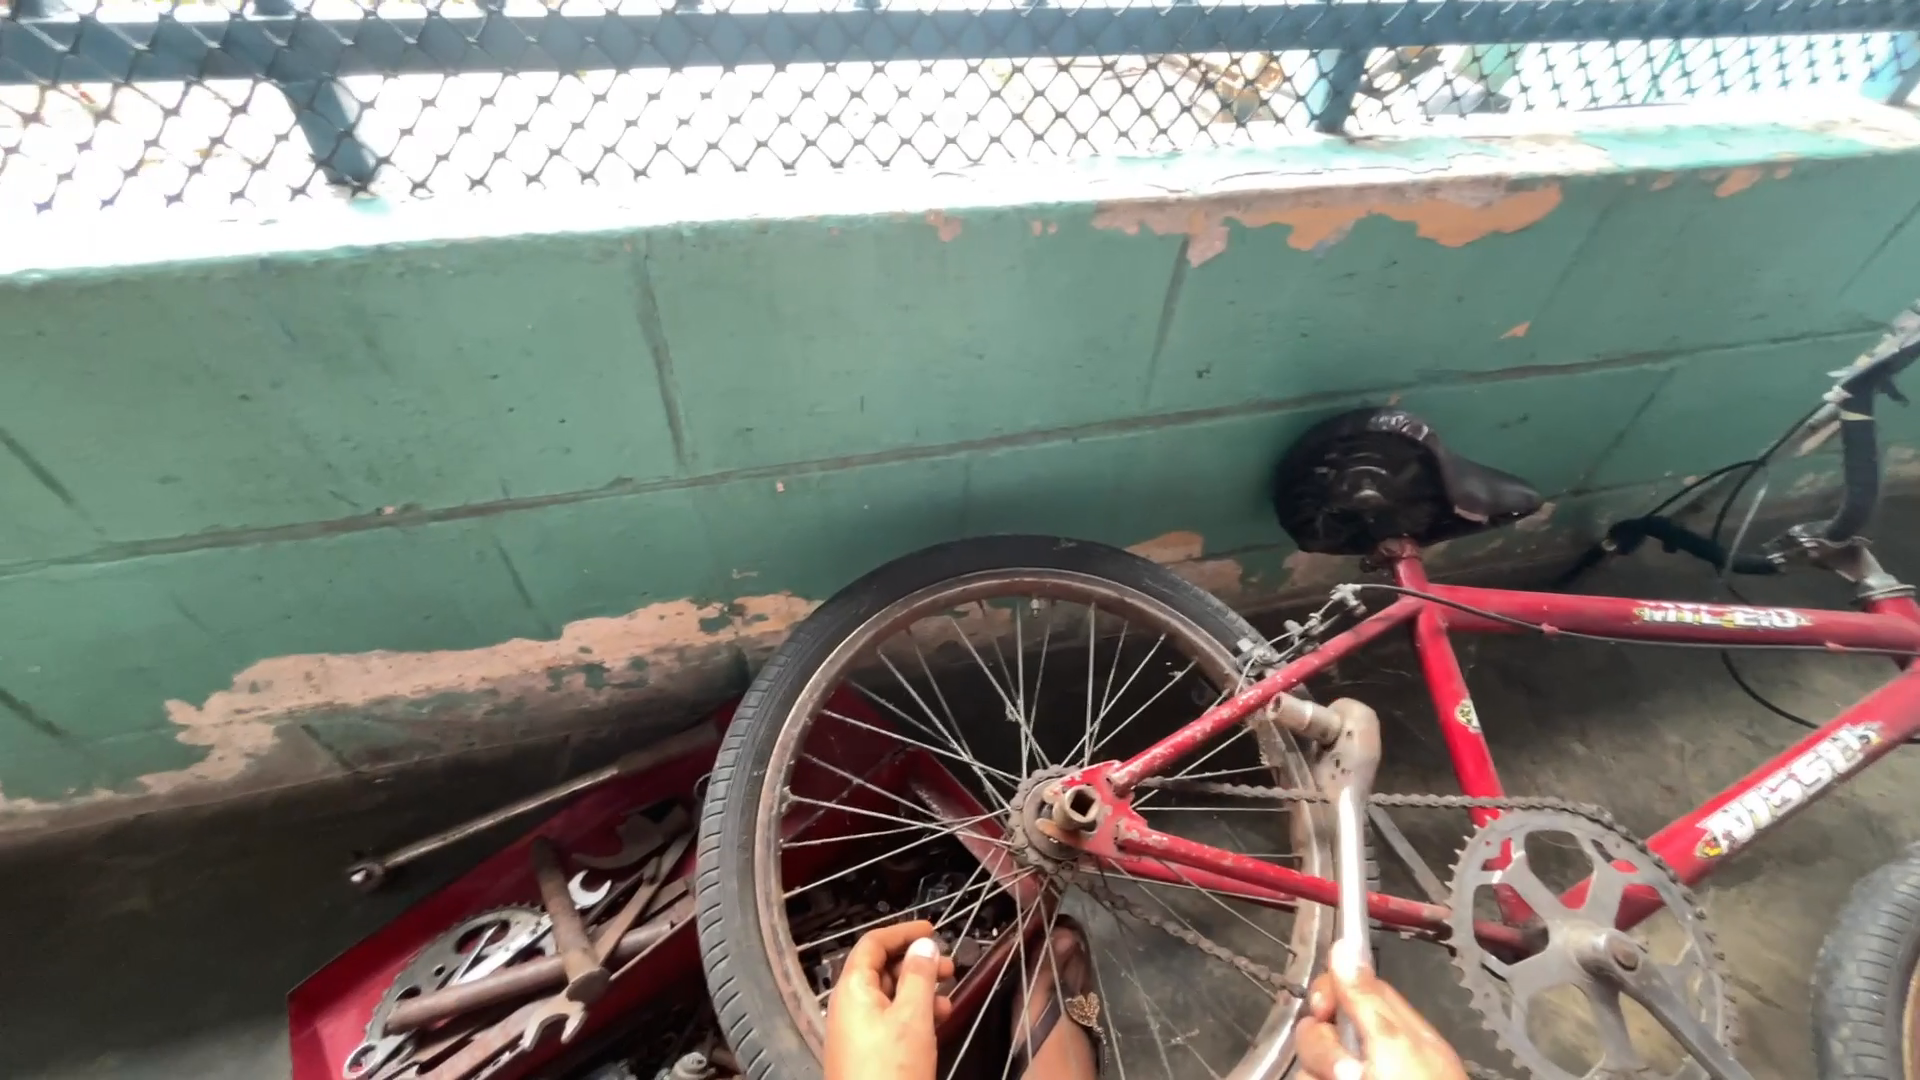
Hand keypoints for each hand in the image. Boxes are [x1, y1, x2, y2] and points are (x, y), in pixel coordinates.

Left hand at [824, 921, 957, 1079]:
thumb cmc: (891, 1072)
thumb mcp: (913, 1017)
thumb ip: (920, 974)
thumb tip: (923, 944)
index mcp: (852, 988)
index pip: (873, 942)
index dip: (903, 931)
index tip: (931, 929)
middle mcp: (848, 1006)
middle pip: (881, 968)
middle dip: (916, 962)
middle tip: (949, 965)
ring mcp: (855, 1032)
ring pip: (889, 996)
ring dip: (919, 989)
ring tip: (948, 997)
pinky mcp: (865, 1055)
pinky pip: (889, 1020)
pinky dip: (913, 1014)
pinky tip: (937, 1022)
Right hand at [1295, 946, 1466, 1079]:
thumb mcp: (1396, 1052)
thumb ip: (1366, 999)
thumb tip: (1343, 943)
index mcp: (1401, 1037)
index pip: (1355, 987)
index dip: (1332, 990)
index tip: (1323, 1009)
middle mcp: (1376, 1060)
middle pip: (1323, 1026)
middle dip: (1322, 1048)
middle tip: (1347, 1075)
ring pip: (1311, 1063)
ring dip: (1318, 1076)